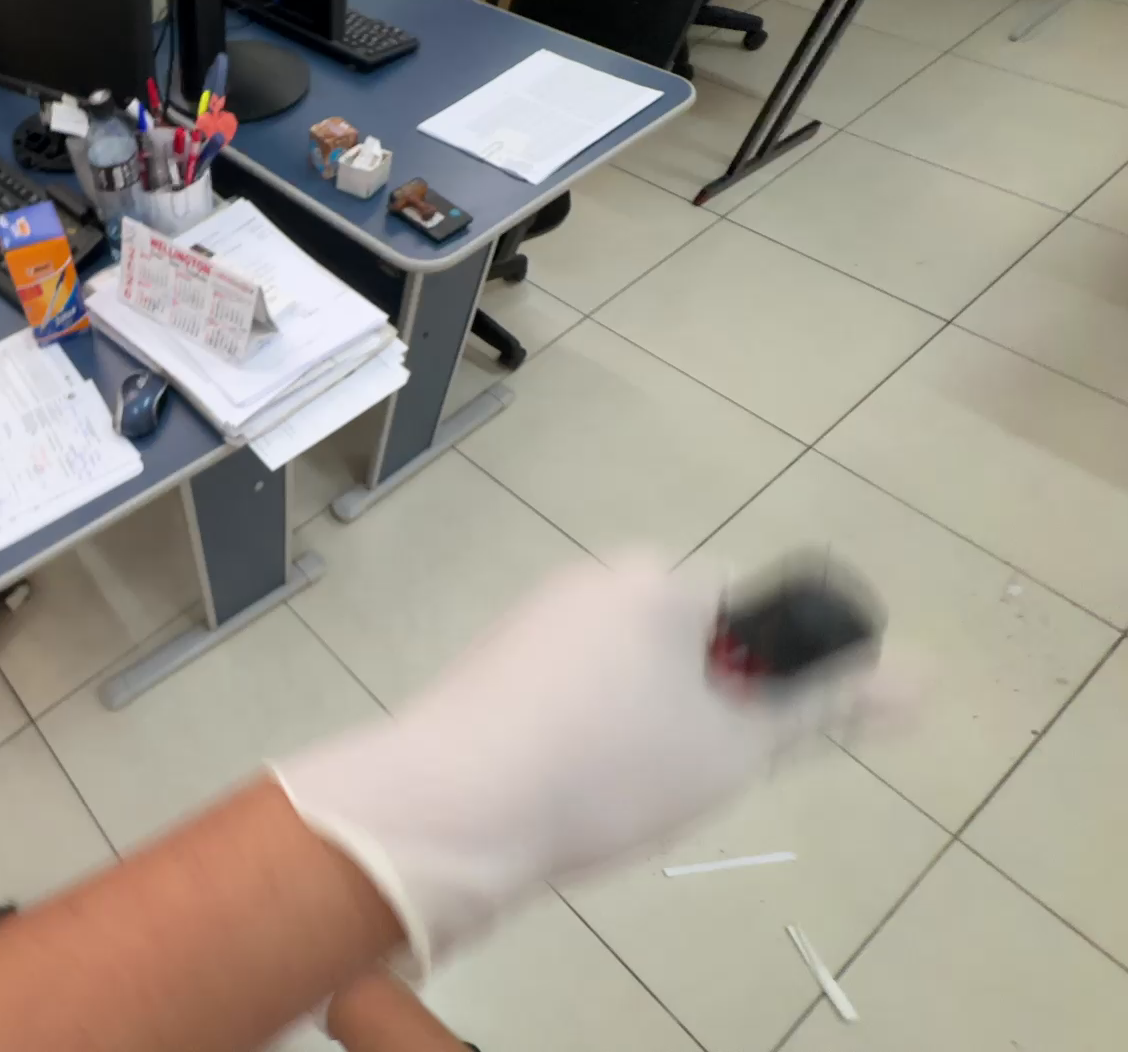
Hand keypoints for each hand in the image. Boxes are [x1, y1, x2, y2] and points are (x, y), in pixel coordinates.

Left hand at [272, 553, 903, 976]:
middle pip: (681, 627)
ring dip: (648, 706)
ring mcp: (530, 618)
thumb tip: (925, 677)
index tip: (749, 731)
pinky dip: (591, 714)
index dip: (768, 666)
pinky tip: (574, 767)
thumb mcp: (734, 746)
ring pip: (626, 658)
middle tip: (690, 759)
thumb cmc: (608, 766)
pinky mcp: (493, 658)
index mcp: (650, 579)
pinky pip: (571, 676)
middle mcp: (585, 582)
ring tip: (628, 772)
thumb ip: (824, 707)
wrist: (454, 799)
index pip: (746, 598)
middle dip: (705, 686)